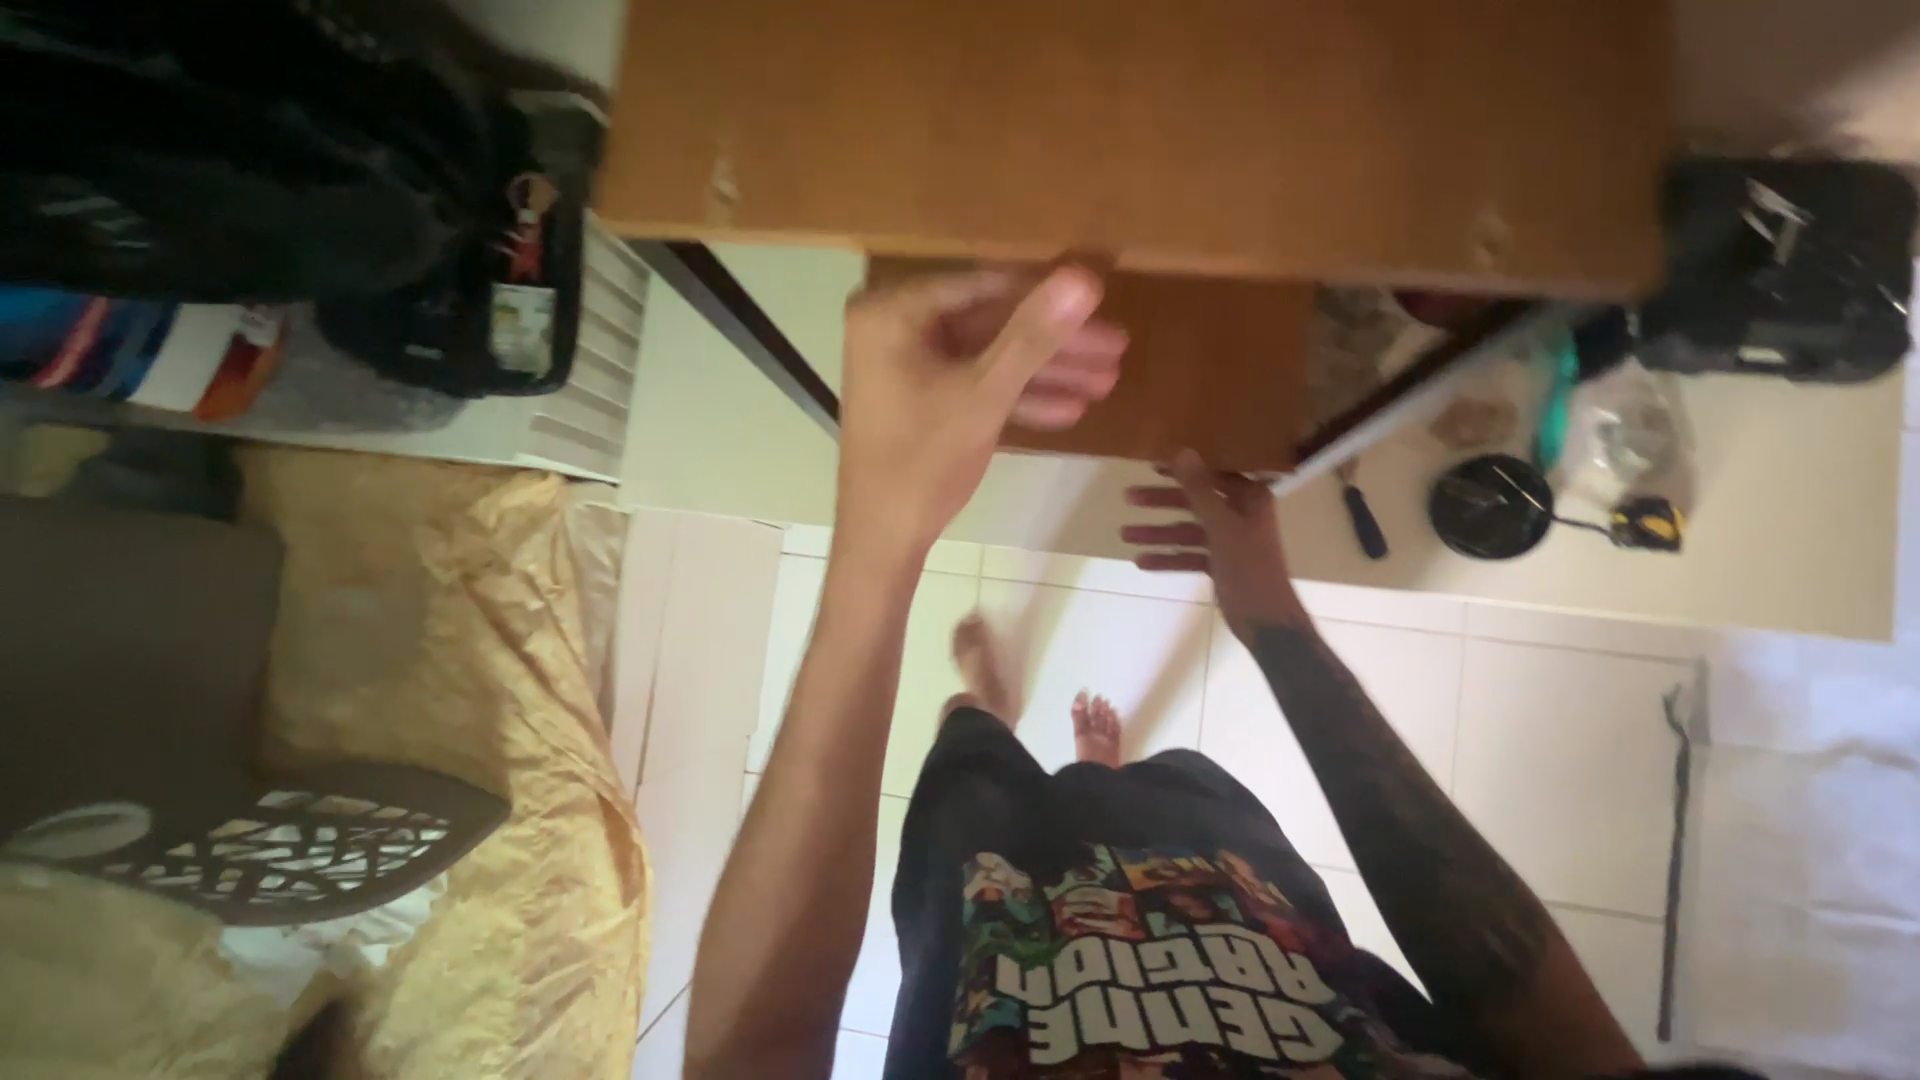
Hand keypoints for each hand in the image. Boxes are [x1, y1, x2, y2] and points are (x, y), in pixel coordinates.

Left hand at [837, 267, 1124, 555]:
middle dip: (1054, 344)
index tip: (1101, 298)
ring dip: (1044, 373)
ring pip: (986, 358)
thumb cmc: (924, 461)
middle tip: (1116, 347)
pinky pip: (972, 386)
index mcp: (892, 312)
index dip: (1046, 294)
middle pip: (989, 324)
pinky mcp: (918, 400)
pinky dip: (1014, 398)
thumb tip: (1084, 278)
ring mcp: (904, 367)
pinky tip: (1070, 410)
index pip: (984, 286)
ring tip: (1107, 382)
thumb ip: (1034, 335)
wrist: (882, 538)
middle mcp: (892, 328)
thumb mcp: (984, 394)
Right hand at [1122, 449, 1304, 641]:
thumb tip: (1182, 451)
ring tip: (1125, 535)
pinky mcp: (1220, 564)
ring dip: (1158, 533)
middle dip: (1161, 502)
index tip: (1153, 466)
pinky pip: (1189, 555)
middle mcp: (1240, 515)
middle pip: (1194, 502)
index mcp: (1249, 499)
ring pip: (1187, 531)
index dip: (1183, 470)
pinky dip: (1168, 557)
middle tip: (1129, 497)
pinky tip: (1142, 561)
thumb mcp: (1220, 524)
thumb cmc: (1249, 566)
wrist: (1265, 619)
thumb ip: (1199, 489)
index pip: (1212, 474)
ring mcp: (1229, 541)